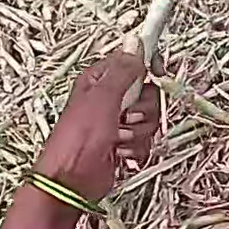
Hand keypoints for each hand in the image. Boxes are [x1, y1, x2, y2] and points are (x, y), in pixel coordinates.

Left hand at [0, 50, 159, 228]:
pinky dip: (136, 150)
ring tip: (117, 140)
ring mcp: (117, 123)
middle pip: (148, 94)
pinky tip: (119, 154)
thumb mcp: (101, 98)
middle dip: (143, 110)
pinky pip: (146, 142)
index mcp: (100, 81)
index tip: (156, 73)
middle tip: (125, 117)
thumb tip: (136, 46)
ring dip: (138, 133)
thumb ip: (123, 71)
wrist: (71, 183)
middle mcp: (109, 99)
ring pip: (150, 120)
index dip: (148, 66)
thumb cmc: (76, 142)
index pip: (133, 62)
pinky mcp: (124, 145)